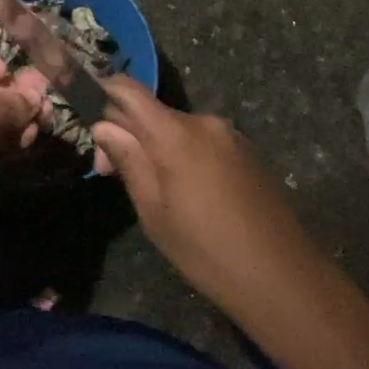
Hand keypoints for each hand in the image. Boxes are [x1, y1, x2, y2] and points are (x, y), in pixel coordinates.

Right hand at [90, 76, 312, 307]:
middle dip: (127, 133)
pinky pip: (202, 141)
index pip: (128, 90)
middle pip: (152, 112)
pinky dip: (183, 154)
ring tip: (149, 188)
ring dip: (156, 146)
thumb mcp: (154, 212)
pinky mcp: (246, 152)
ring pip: (177, 129)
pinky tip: (186, 193)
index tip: (85, 114)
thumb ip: (128, 161)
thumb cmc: (206, 251)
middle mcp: (203, 122)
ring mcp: (229, 135)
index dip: (103, 93)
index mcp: (175, 133)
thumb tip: (103, 127)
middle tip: (110, 173)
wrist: (283, 278)